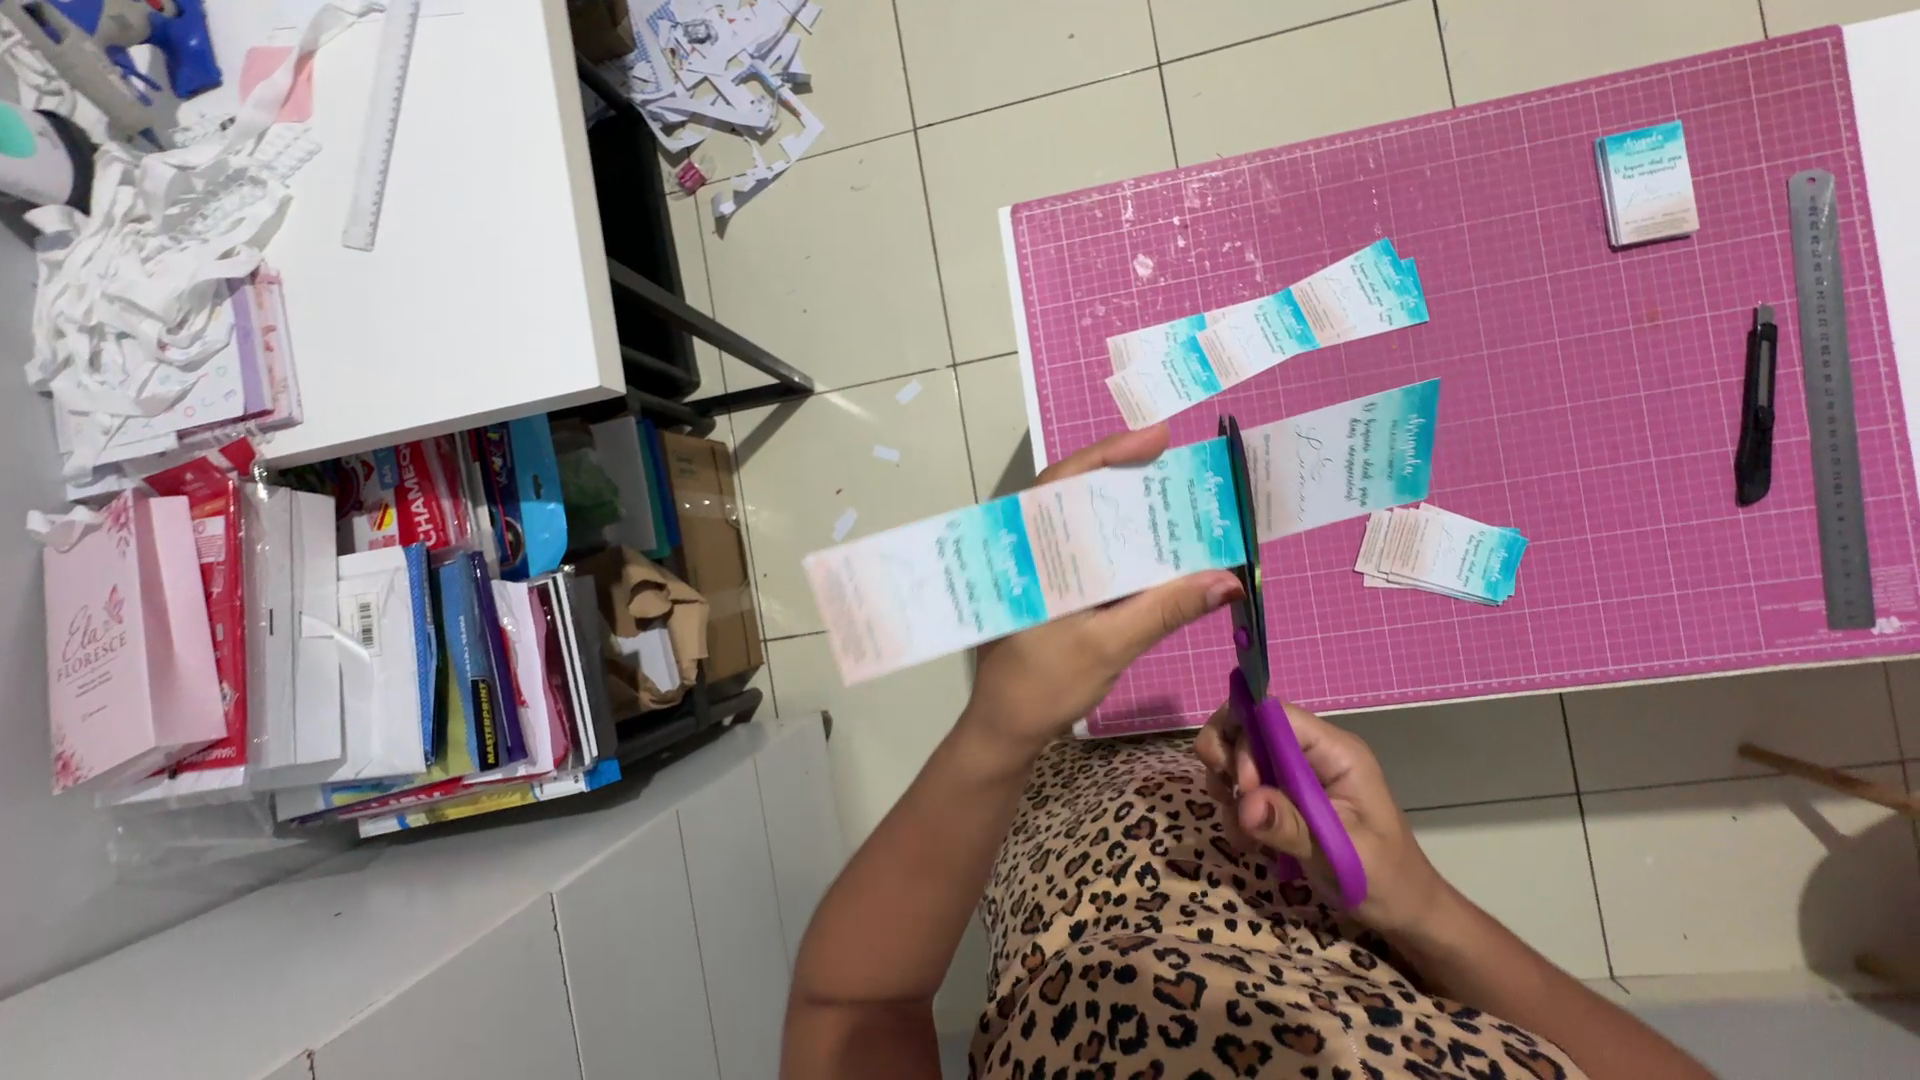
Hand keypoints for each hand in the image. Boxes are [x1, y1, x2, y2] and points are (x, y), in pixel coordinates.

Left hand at [962, 425, 1243, 758]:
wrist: (1004, 727)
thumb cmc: (1044, 684)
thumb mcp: (1109, 645)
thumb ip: (1165, 608)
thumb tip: (1227, 579)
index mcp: (1030, 549)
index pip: (1064, 480)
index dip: (1111, 452)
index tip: (1159, 438)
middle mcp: (1029, 548)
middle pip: (1076, 494)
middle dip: (1126, 476)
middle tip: (1178, 468)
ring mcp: (1038, 569)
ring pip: (1082, 524)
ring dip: (1124, 513)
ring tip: (1173, 501)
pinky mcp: (1048, 589)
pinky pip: (1085, 554)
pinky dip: (1118, 548)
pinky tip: (1152, 550)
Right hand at [1195, 700, 1450, 933]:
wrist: (1403, 910)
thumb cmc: (1386, 879)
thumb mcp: (1342, 855)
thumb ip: (1292, 826)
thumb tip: (1245, 803)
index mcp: (1336, 752)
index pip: (1275, 715)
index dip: (1247, 740)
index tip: (1242, 785)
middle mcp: (1311, 753)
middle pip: (1247, 725)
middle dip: (1226, 758)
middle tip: (1227, 797)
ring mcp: (1295, 773)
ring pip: (1237, 755)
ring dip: (1227, 789)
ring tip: (1243, 832)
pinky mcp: (1283, 795)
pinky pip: (1242, 787)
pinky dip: (1235, 810)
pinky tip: (1249, 842)